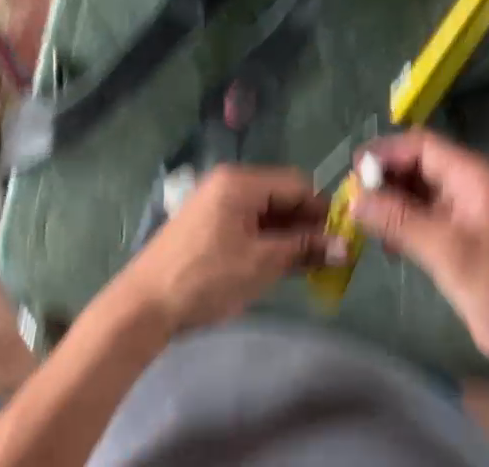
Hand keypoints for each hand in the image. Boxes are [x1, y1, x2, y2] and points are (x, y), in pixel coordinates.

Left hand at [106, 164, 328, 335]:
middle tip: (330, 257)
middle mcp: (228, 184)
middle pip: (281, 196)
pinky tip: (280, 265)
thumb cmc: (206, 278)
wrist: (145, 305)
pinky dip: (267, 241)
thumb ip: (304, 249)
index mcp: (240, 182)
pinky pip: (248, 224)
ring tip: (310, 266)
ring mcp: (215, 204)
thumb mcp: (261, 264)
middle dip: (307, 224)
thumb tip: (344, 246)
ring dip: (289, 236)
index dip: (322, 210)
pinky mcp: (207, 225)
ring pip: (266, 212)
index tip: (343, 239)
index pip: (296, 183)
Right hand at [350, 130, 488, 362]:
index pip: (421, 146)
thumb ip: (399, 221)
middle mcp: (466, 185)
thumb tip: (353, 198)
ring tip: (362, 221)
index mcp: (471, 177)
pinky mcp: (456, 235)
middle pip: (416, 165)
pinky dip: (400, 222)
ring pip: (416, 190)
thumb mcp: (447, 252)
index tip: (353, 171)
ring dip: (389, 202)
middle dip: (383, 178)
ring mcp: (462, 210)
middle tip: (352, 199)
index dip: (385, 153)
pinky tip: (384, 242)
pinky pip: (421, 215)